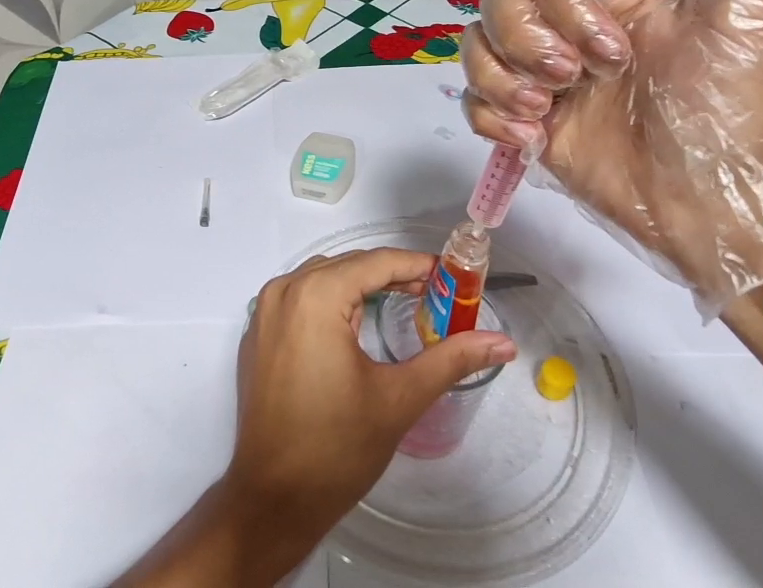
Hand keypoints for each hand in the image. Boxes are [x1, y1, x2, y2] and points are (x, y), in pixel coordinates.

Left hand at [117, 249, 515, 586]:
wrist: (274, 500)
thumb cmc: (337, 447)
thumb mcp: (400, 398)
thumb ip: (452, 359)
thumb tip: (503, 342)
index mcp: (315, 296)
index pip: (376, 262)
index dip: (418, 267)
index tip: (454, 280)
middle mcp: (284, 292)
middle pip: (349, 266)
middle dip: (393, 275)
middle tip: (438, 297)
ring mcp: (264, 314)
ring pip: (323, 280)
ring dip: (363, 287)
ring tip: (407, 305)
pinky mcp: (258, 337)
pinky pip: (300, 300)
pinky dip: (333, 303)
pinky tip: (359, 327)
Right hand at [462, 0, 762, 307]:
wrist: (710, 201)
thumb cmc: (730, 106)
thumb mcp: (751, 9)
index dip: (562, 4)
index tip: (612, 51)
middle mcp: (569, 27)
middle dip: (526, 42)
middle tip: (574, 81)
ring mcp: (543, 77)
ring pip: (476, 46)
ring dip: (502, 79)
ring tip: (547, 113)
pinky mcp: (527, 124)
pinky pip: (473, 101)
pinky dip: (491, 117)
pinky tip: (533, 140)